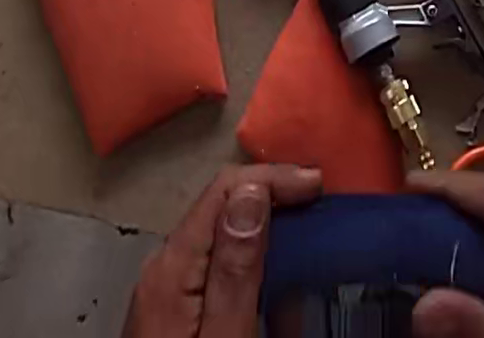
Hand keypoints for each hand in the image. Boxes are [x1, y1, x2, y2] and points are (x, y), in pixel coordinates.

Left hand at [124, 164, 322, 337]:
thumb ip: (234, 268)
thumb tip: (253, 190)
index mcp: (172, 267)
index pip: (224, 190)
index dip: (273, 178)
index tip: (319, 185)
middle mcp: (164, 264)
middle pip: (221, 202)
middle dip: (271, 191)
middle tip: (319, 198)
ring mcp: (166, 286)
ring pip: (219, 226)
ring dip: (263, 214)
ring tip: (306, 218)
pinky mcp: (173, 306)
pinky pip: (214, 254)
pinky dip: (249, 243)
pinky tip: (274, 255)